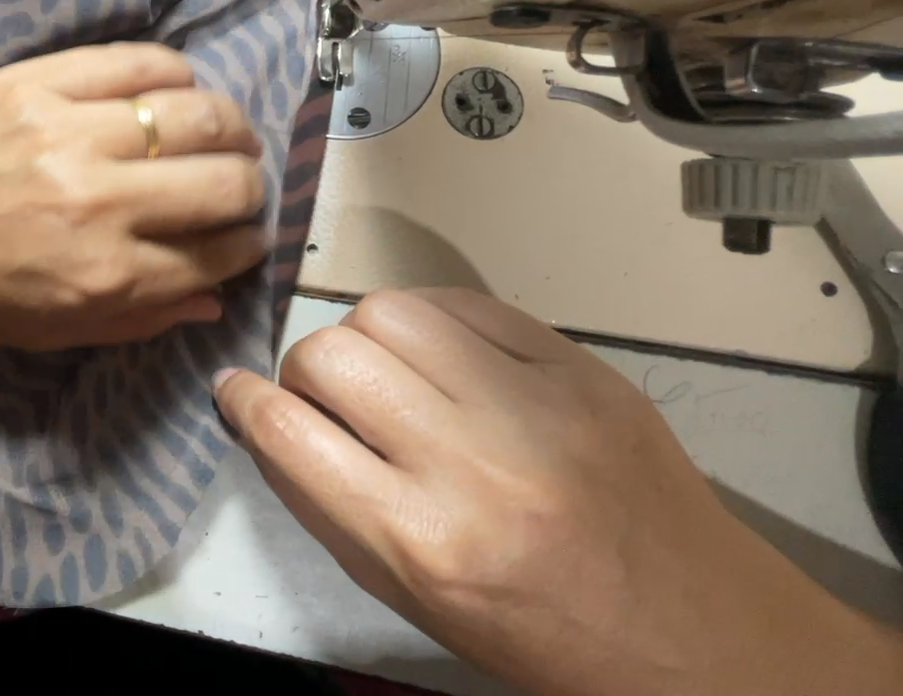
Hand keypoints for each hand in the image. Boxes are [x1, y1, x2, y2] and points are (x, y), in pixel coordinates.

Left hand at [0, 43, 267, 349]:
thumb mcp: (50, 332)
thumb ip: (140, 319)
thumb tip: (216, 297)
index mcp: (104, 275)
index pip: (218, 254)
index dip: (244, 245)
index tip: (240, 235)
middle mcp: (100, 202)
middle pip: (226, 181)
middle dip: (250, 187)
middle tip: (237, 184)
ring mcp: (68, 132)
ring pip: (197, 113)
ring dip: (228, 127)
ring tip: (221, 134)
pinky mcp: (36, 82)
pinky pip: (136, 60)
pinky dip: (173, 72)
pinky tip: (174, 89)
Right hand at [214, 288, 902, 695]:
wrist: (705, 640)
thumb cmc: (530, 630)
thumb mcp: (401, 589)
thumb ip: (315, 498)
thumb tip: (254, 412)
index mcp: (421, 540)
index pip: (284, 430)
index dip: (242, 400)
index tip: (236, 392)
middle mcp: (474, 467)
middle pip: (328, 355)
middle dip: (304, 371)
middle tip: (328, 397)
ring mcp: (536, 407)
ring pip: (387, 310)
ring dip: (364, 337)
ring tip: (389, 372)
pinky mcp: (582, 369)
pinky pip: (461, 302)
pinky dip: (428, 321)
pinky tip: (442, 356)